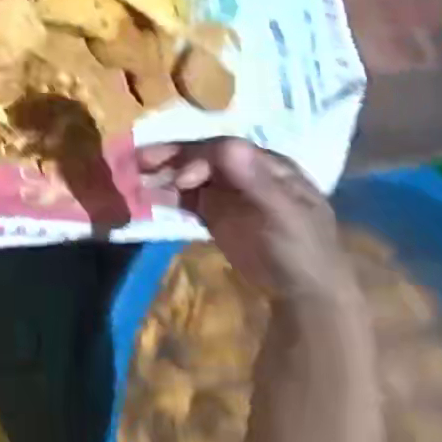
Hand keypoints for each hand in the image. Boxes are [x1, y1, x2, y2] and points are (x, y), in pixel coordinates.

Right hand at [138, 137, 355, 303]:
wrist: (304, 296)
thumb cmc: (303, 252)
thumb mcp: (285, 215)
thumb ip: (256, 182)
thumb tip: (227, 145)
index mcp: (268, 165)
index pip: (224, 149)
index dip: (198, 158)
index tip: (180, 179)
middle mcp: (244, 172)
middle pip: (202, 156)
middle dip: (172, 158)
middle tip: (140, 162)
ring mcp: (227, 192)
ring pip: (190, 173)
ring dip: (164, 173)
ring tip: (137, 178)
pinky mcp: (213, 212)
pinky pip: (186, 196)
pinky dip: (167, 194)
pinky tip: (149, 195)